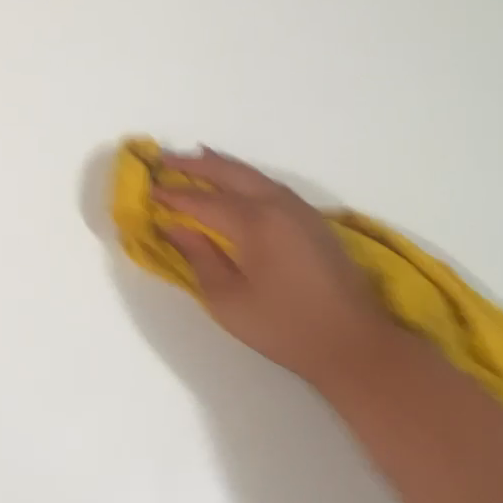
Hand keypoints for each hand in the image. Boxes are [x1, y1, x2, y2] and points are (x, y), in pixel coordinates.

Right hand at [153, 147, 401, 391]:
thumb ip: (199, 257)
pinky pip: (269, 184)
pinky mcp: (313, 221)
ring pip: (252, 175)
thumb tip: (175, 227)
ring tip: (195, 159)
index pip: (201, 201)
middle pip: (229, 174)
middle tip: (163, 160)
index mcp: (253, 222)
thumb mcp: (228, 300)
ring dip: (221, 166)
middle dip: (194, 166)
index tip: (147, 191)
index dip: (172, 196)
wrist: (355, 343)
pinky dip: (244, 177)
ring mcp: (299, 210)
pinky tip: (235, 182)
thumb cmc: (284, 326)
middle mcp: (276, 205)